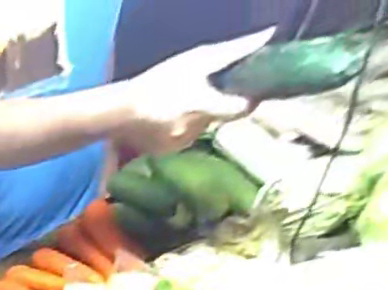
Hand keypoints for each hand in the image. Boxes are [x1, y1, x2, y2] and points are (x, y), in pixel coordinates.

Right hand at [110, 28, 273, 155]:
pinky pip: (184, 141)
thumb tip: (267, 36)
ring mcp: (180, 145)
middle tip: (205, 94)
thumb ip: (233, 51)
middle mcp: (195, 131)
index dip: (248, 100)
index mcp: (205, 107)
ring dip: (198, 120)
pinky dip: (182, 131)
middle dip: (216, 107)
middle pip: (219, 119)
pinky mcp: (166, 155)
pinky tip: (169, 121)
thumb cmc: (158, 81)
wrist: (120, 111)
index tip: (248, 92)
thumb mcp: (197, 59)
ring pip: (202, 131)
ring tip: (182, 107)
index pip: (241, 109)